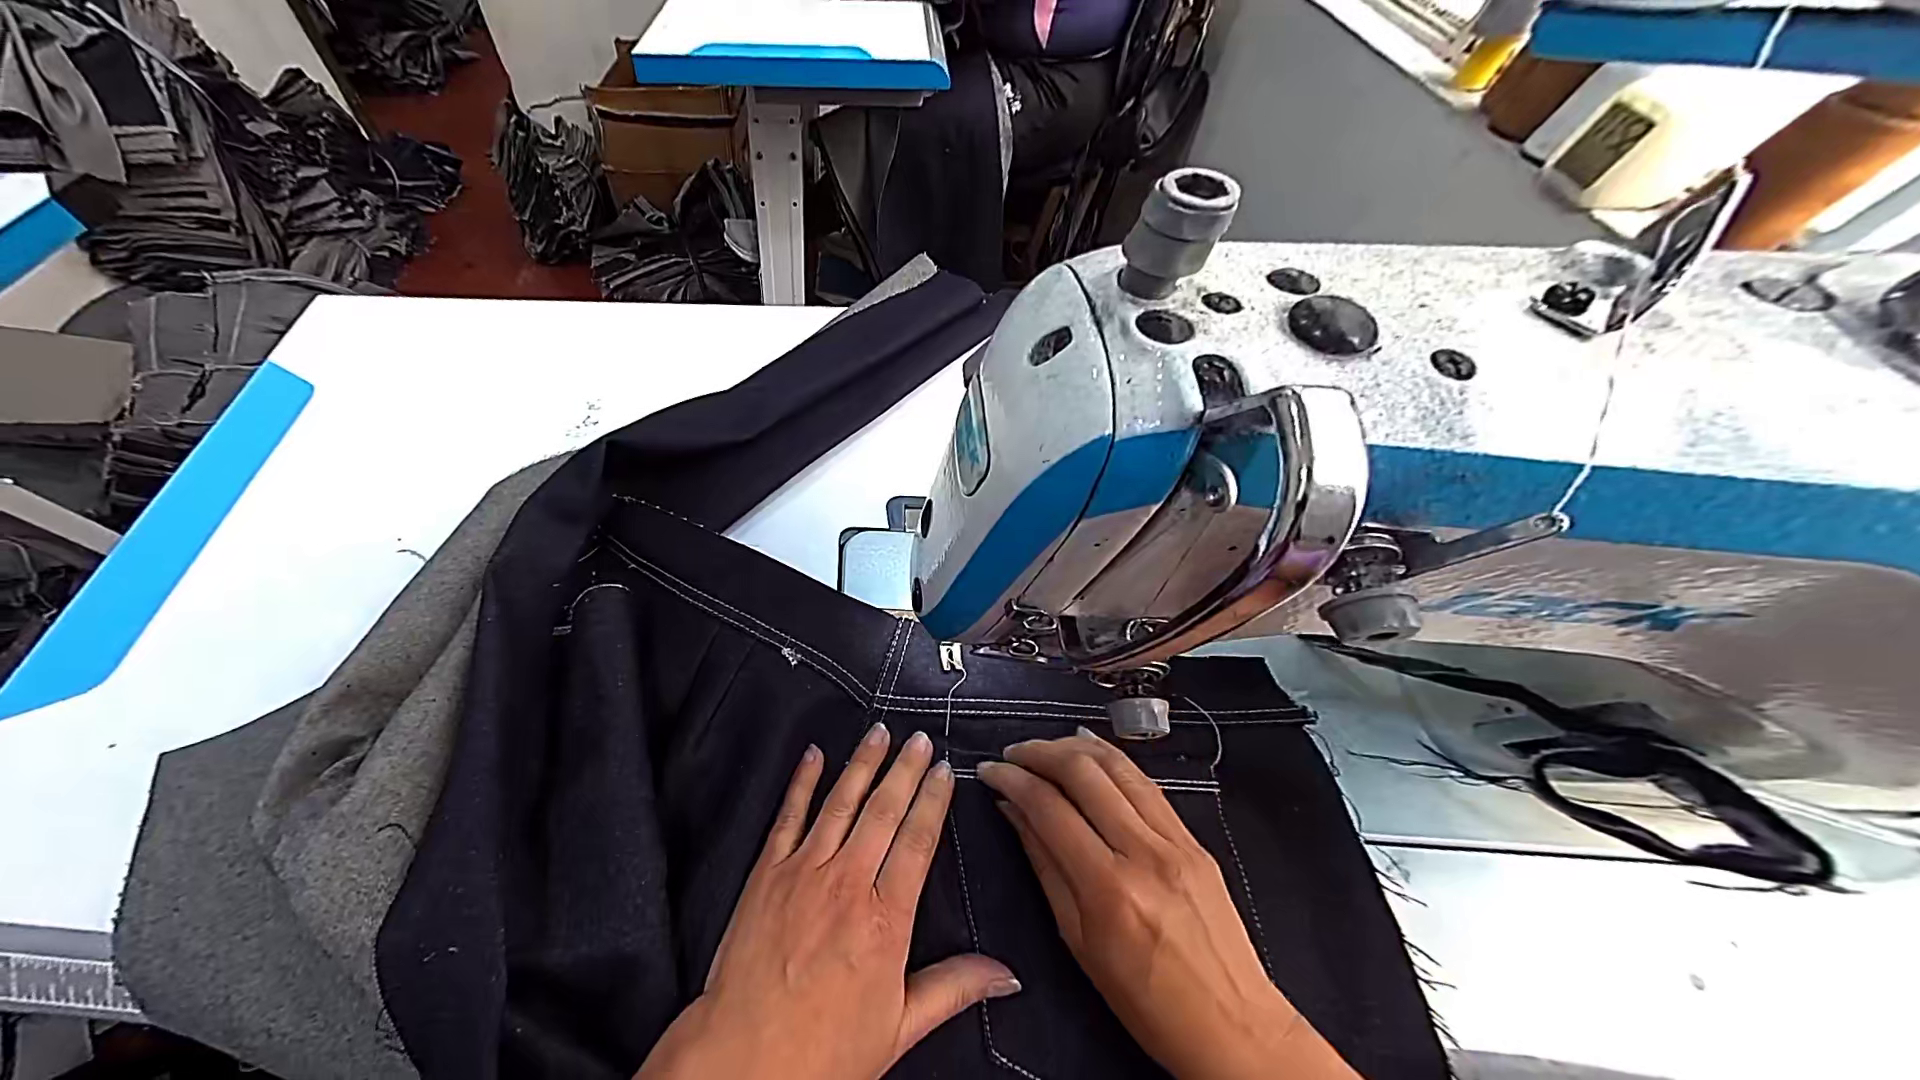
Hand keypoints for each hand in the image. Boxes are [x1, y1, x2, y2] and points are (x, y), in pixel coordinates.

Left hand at [636, 724, 1019, 1079]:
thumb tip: (1007, 974)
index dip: (933, 800)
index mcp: (885, 918)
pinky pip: (788, 816)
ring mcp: (804, 872)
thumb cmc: (822, 1051)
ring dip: (863, 763)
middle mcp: (847, 883)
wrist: (740, 1062)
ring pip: (841, 803)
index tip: (945, 770)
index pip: (918, 841)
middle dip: (905, 769)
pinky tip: (813, 755)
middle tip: (920, 738)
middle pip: (884, 811)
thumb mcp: (899, 1026)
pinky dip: (802, 782)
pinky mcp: (767, 873)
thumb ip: (954, 988)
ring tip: (879, 732)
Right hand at [978, 729, 1357, 1079]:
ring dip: (1073, 746)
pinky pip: (1146, 782)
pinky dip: (1111, 759)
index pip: (1048, 807)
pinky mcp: (1194, 838)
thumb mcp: (1078, 941)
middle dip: (1038, 751)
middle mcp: (1144, 853)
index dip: (1012, 779)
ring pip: (1117, 765)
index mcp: (1109, 888)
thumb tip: (1014, 812)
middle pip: (1082, 771)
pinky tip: (1090, 754)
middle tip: (1013, 752)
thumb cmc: (1148, 1003)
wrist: (1233, 1026)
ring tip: (1044, 747)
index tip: (992, 770)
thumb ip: (1044, 865)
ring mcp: (1176, 840)